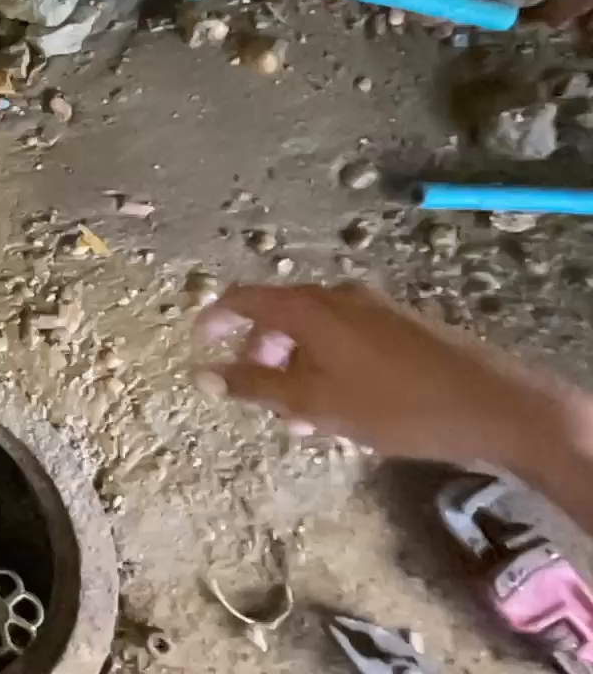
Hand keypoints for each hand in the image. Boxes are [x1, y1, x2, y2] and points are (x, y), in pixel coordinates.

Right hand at [194, 283, 566, 466]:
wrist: (510, 412)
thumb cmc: (396, 404)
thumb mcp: (313, 402)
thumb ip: (252, 386)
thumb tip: (199, 374)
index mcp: (305, 308)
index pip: (239, 299)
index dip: (213, 319)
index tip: (200, 343)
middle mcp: (335, 297)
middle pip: (277, 317)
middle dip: (260, 355)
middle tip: (258, 393)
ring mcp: (374, 309)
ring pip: (314, 331)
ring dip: (296, 365)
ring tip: (303, 411)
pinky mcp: (406, 326)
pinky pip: (346, 337)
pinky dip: (328, 362)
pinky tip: (342, 401)